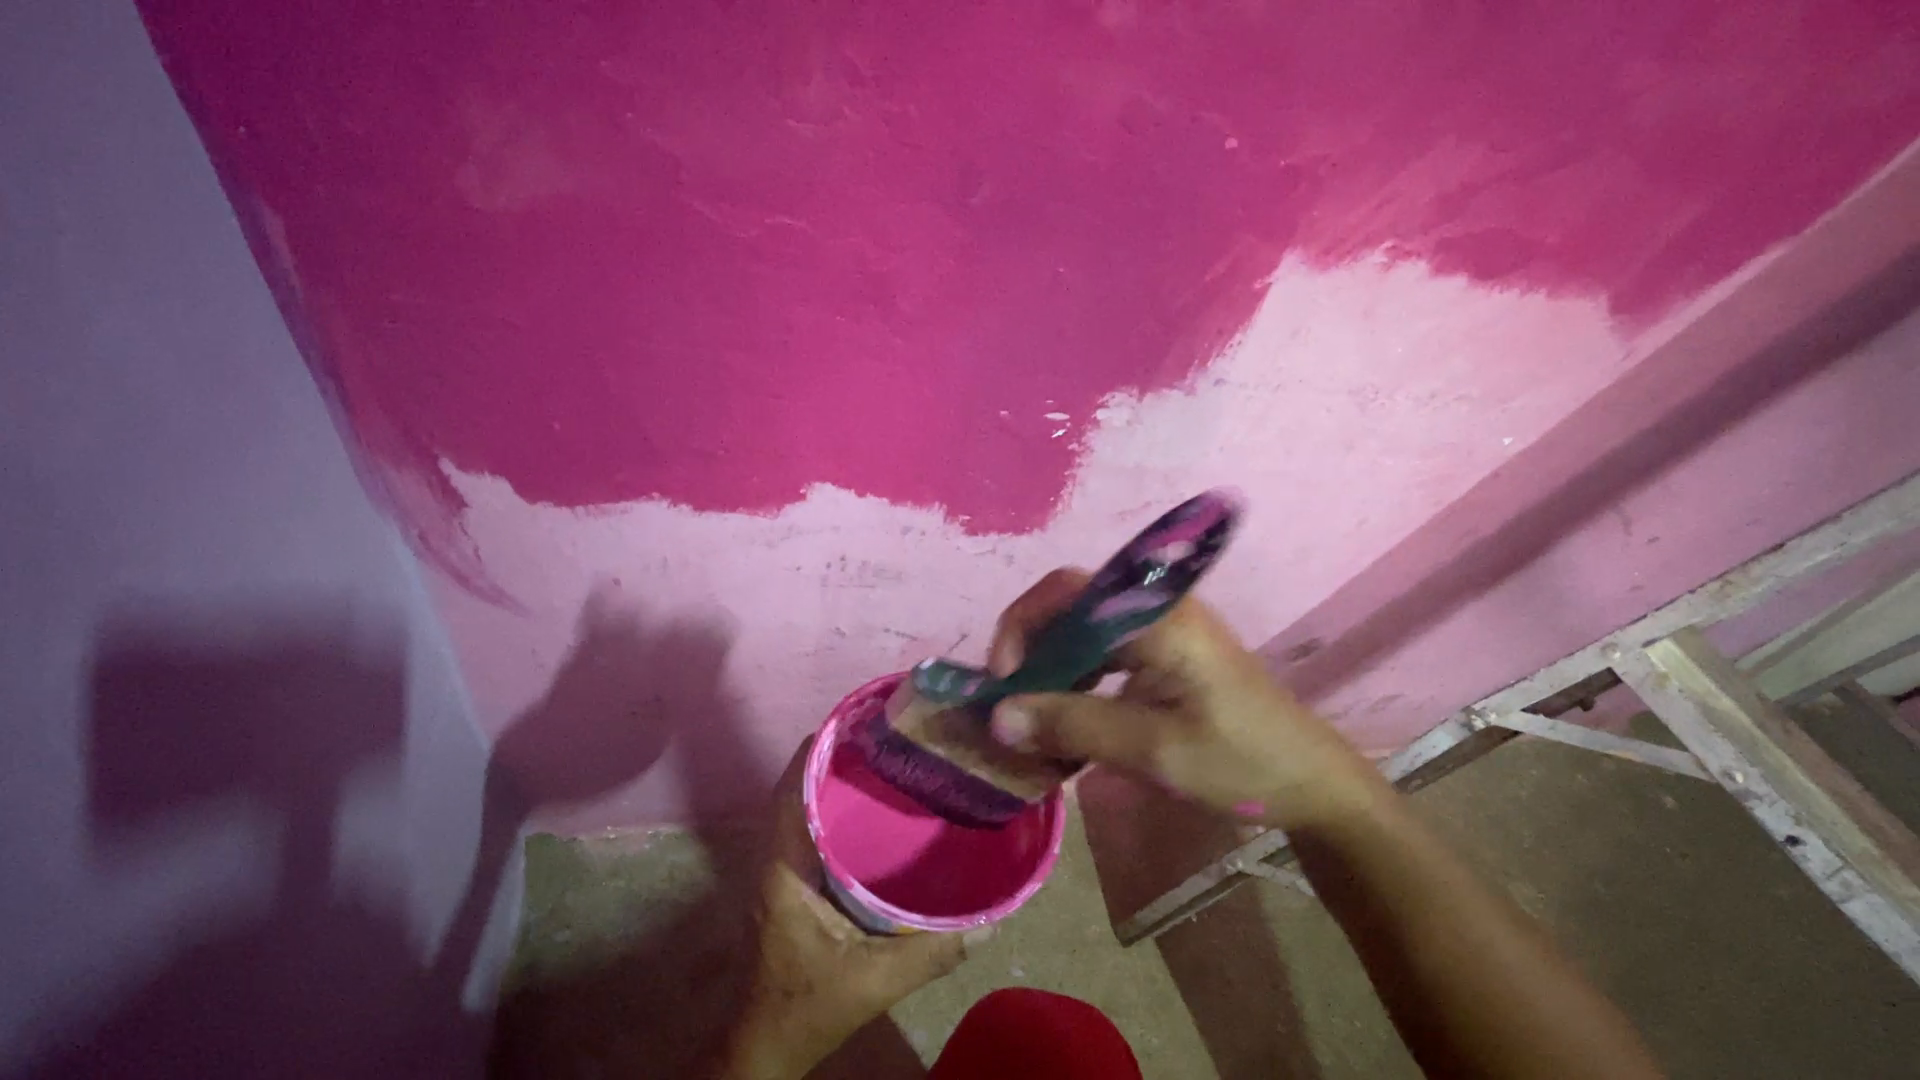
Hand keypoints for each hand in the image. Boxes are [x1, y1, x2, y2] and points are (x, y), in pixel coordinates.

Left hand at [718, 739, 977, 1079]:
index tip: (862, 721)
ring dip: (834, 781)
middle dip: (836, 757)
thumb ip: (932, 953)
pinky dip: (835, 810)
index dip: (820, 748)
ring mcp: (780, 872)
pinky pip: (809, 830)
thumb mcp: (875, 982)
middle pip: (797, 788)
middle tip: (889, 738)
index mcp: (786, 868)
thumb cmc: (809, 1007)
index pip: (791, 788)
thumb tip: (991, 922)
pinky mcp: (790, 885)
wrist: (763, 1046)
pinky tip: (876, 814)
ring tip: (887, 763)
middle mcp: (776, 859)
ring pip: (801, 807)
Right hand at [986, 568, 1385, 830]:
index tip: (1005, 683)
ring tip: (1033, 721)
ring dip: (1052, 670)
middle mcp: (1157, 611)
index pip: (1067, 591)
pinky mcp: (1168, 657)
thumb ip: (1073, 726)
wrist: (1312, 783)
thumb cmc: (1240, 763)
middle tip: (1012, 706)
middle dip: (1032, 650)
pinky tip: (1068, 725)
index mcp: (1157, 618)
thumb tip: (998, 716)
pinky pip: (1106, 654)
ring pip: (1085, 632)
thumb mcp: (1153, 750)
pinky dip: (1078, 683)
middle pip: (1071, 606)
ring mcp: (1164, 632)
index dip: (1022, 626)